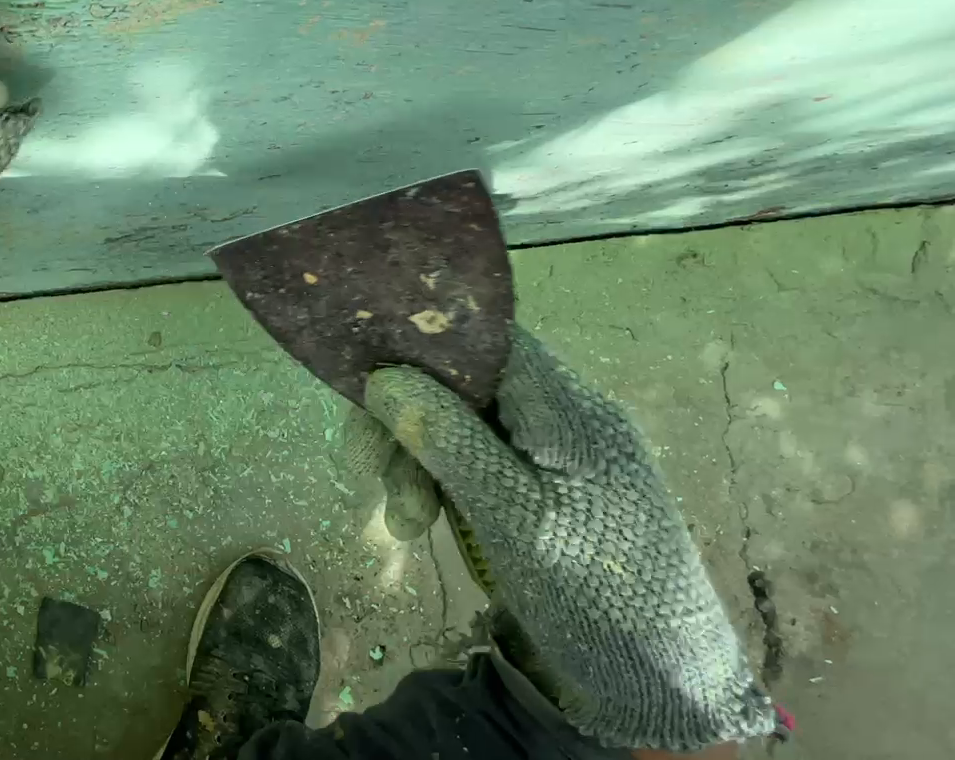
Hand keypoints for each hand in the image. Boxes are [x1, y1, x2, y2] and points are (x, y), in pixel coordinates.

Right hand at [361, 327, 774, 752]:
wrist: (659, 687)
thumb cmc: (593, 595)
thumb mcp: (511, 516)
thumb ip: (449, 439)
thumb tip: (384, 375)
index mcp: (568, 409)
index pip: (487, 338)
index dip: (424, 342)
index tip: (365, 372)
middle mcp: (560, 415)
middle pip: (459, 383)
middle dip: (405, 420)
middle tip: (365, 467)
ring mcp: (550, 450)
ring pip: (455, 423)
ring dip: (413, 462)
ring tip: (404, 523)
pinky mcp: (538, 483)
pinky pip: (469, 458)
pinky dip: (435, 482)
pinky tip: (420, 523)